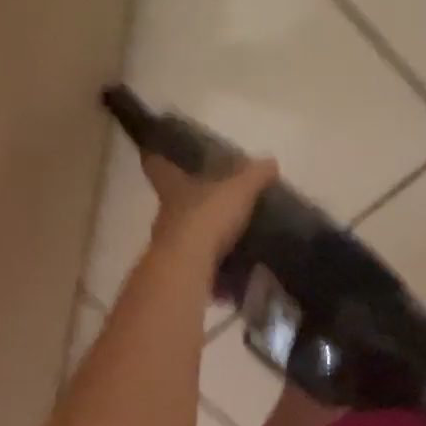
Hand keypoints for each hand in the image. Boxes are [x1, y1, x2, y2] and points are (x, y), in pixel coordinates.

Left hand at [141, 154, 278, 265]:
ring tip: (235, 241)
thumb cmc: (207, 217)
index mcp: (173, 188)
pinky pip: (201, 267)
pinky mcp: (180, 271)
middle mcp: (166, 214)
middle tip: (216, 201)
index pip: (157, 166)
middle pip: (173, 203)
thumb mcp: (238, 190)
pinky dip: (218, 271)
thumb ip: (254, 176)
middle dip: (192, 202)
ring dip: (207, 239)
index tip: (155, 150)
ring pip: (187, 237)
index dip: (157, 157)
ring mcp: (169, 245)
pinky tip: (238, 274)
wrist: (188, 267)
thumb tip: (270, 161)